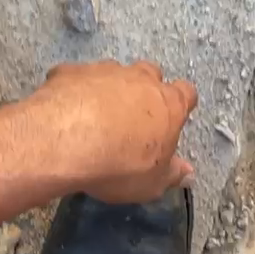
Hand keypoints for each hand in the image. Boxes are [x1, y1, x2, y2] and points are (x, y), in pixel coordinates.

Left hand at [14, 61, 197, 201]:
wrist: (66, 142)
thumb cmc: (121, 165)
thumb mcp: (152, 182)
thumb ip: (172, 174)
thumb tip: (188, 173)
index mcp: (169, 104)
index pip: (186, 93)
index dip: (180, 103)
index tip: (172, 117)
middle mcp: (141, 79)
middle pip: (151, 74)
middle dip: (145, 89)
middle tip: (133, 115)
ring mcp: (105, 71)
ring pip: (114, 72)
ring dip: (109, 88)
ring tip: (96, 114)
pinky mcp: (70, 71)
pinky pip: (76, 77)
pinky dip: (75, 89)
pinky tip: (66, 109)